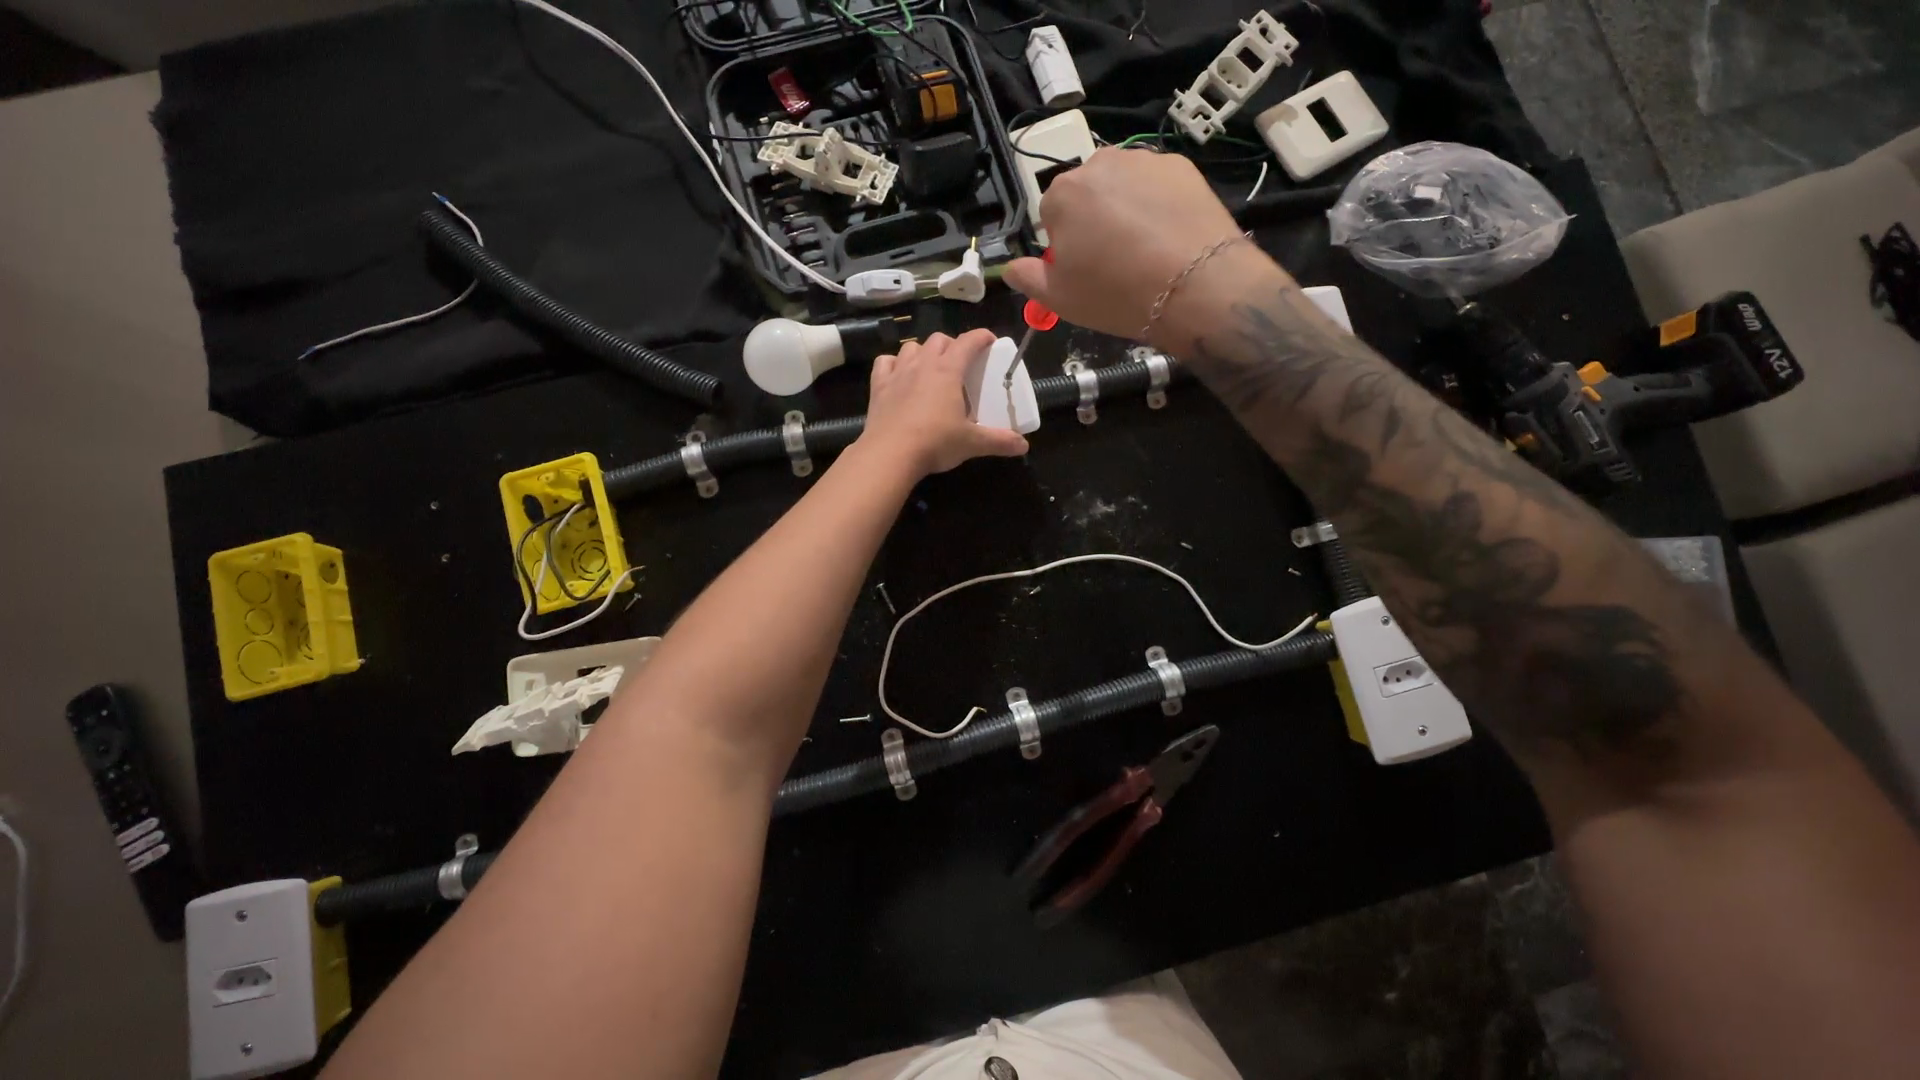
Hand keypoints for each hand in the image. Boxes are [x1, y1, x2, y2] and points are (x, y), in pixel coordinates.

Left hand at [858, 329, 1029, 477]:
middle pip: (939, 339)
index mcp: (948, 371)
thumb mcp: (972, 443)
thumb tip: (1023, 445)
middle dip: (952, 345)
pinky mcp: (878, 386)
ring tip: (930, 368)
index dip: (982, 337)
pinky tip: (898, 375)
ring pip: (911, 347)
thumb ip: (999, 441)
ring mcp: (897, 373)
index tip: (990, 341)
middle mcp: (923, 364)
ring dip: (923, 352)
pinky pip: (884, 363)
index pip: (969, 342)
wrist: (890, 454)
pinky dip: (893, 364)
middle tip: (960, 363)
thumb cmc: (935, 442)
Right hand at [1002, 148, 1287, 352]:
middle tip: (1114, 261)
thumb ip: (1027, 277)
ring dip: (1126, 208)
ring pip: (1123, 185)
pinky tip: (1170, 237)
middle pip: (1087, 193)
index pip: (1050, 214)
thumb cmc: (1117, 294)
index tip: (1082, 268)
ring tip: (1145, 249)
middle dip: (1094, 219)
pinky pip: (1158, 185)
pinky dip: (1159, 204)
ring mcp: (1144, 161)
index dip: (1064, 244)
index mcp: (1063, 194)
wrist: (1196, 287)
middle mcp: (1100, 164)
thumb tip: (1011, 268)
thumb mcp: (1059, 299)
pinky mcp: (1182, 166)